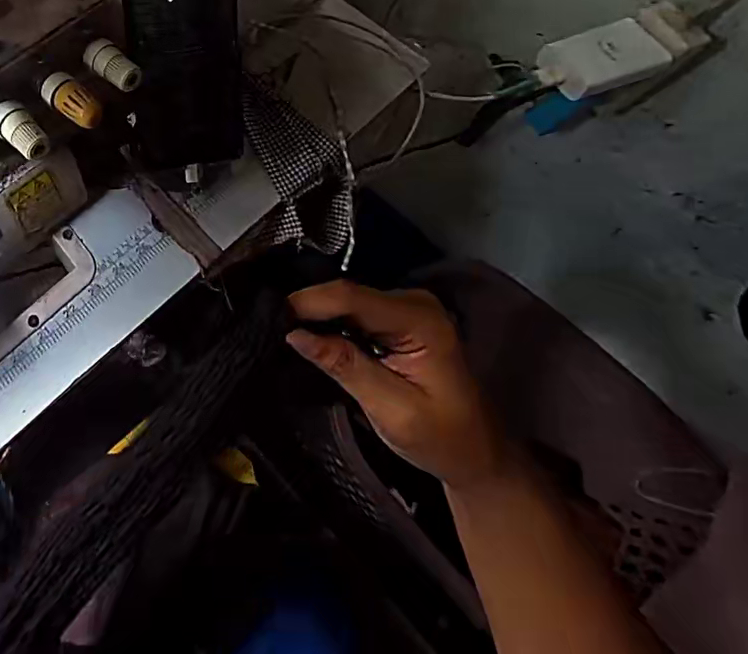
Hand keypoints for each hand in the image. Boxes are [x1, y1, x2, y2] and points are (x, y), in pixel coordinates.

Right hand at [287, 281, 507, 488]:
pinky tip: (309, 336)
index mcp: (420, 320)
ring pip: (345, 301)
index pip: (351, 297)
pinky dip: (329, 323)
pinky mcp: (395, 317)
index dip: (308, 303)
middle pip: (345, 294)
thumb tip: (295, 335)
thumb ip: (345, 366)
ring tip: (281, 331)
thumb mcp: (392, 410)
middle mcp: (413, 302)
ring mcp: (405, 307)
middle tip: (269, 328)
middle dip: (306, 309)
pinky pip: (352, 311)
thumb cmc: (442, 439)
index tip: (270, 318)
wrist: (477, 453)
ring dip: (315, 316)